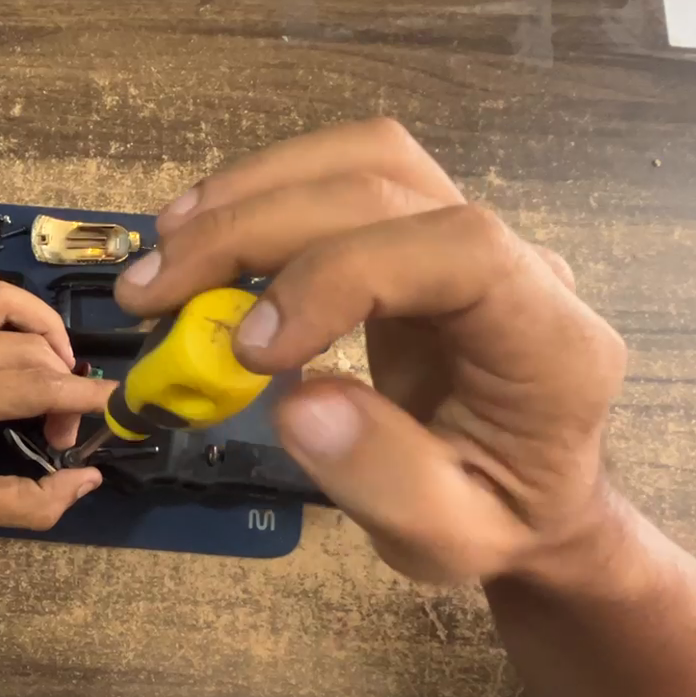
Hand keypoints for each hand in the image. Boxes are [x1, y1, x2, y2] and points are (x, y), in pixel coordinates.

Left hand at [0, 266, 112, 542]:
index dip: (87, 396)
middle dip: (63, 384)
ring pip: (2, 301)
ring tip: (51, 365)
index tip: (118, 406)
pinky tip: (4, 322)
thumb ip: (35, 500)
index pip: (41, 384)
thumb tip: (87, 480)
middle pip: (29, 348)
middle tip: (61, 428)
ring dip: (39, 328)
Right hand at [115, 119, 626, 583]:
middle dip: (248, 230)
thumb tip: (297, 401)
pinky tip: (199, 236)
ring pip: (359, 157)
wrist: (524, 490)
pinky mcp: (412, 232)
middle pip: (379, 187)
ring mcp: (462, 234)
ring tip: (166, 246)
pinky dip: (256, 196)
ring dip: (247, 193)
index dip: (338, 278)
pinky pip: (337, 176)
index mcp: (546, 342)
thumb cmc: (492, 518)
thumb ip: (383, 480)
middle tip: (149, 290)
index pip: (457, 252)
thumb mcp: (446, 540)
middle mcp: (517, 262)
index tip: (248, 353)